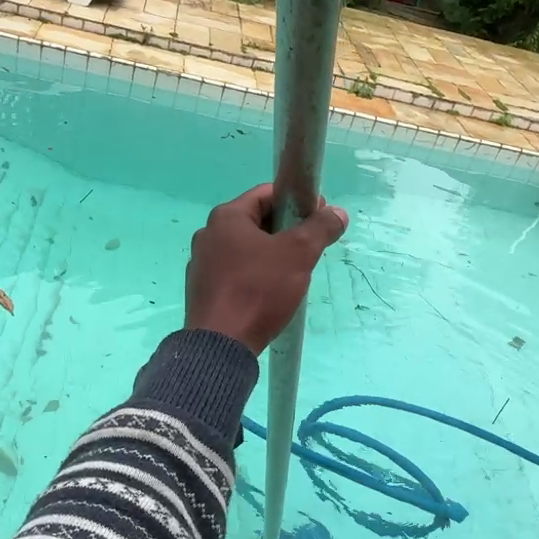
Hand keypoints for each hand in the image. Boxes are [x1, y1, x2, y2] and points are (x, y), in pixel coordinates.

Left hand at [184, 183, 349, 353]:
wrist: (221, 344)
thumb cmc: (259, 290)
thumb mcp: (299, 254)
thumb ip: (320, 228)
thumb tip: (337, 212)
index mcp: (225, 217)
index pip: (266, 195)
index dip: (296, 201)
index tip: (318, 218)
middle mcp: (207, 235)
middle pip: (255, 223)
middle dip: (285, 232)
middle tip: (309, 251)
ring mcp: (201, 264)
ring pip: (244, 251)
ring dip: (270, 257)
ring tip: (292, 276)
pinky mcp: (202, 291)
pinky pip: (234, 274)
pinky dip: (253, 277)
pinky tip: (268, 296)